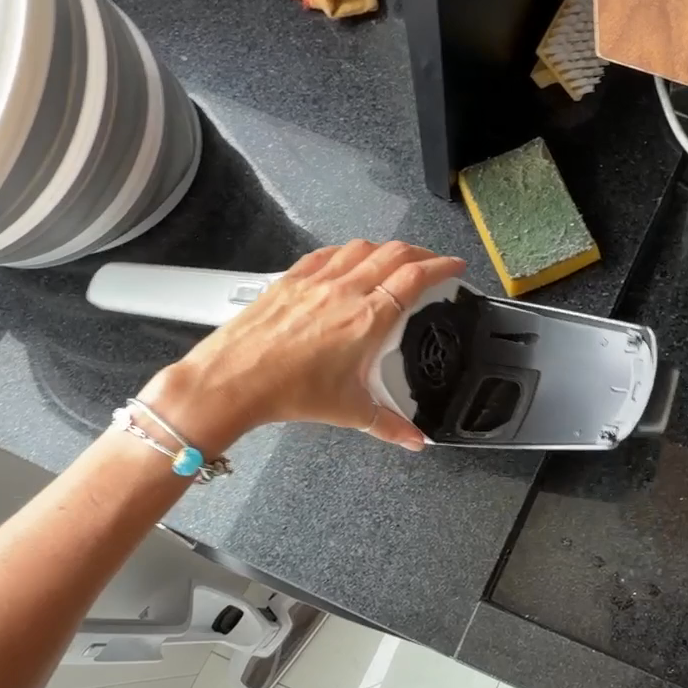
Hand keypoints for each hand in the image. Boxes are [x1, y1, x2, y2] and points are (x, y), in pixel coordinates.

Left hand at [142, 240, 466, 451]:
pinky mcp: (290, 279)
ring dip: (387, 248)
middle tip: (434, 261)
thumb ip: (391, 426)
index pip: (415, 277)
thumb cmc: (289, 392)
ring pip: (362, 247)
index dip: (442, 266)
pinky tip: (349, 259)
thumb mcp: (350, 411)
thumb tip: (416, 441)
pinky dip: (348, 251)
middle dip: (422, 252)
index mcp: (368, 318)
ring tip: (396, 259)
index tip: (455, 266)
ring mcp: (316, 280)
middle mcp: (345, 290)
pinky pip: (327, 254)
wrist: (232, 381)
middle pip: (394, 253)